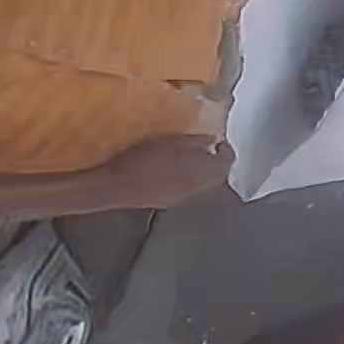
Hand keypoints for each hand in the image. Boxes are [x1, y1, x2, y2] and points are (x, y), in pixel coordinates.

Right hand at [104, 137, 233, 207]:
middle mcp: (200, 187)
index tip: (220, 141)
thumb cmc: (142, 160)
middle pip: (220, 176)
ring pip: (207, 185)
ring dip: (207, 172)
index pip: (227, 163)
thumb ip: (197, 142)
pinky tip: (180, 171)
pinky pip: (192, 190)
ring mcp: (186, 197)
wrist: (115, 187)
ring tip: (196, 158)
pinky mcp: (172, 201)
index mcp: (203, 170)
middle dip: (219, 162)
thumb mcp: (172, 141)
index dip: (227, 151)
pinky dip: (193, 179)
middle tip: (211, 149)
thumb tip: (212, 141)